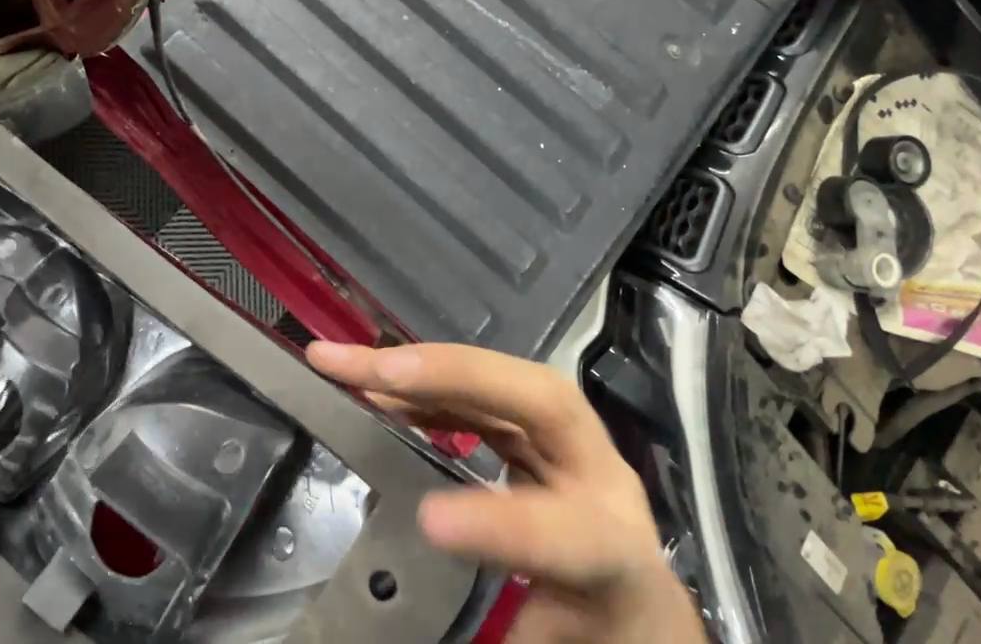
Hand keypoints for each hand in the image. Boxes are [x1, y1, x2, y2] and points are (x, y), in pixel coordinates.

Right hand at [306, 341, 704, 643]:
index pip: (574, 536)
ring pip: (505, 385)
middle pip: (549, 404)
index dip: (501, 522)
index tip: (428, 520)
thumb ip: (480, 634)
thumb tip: (389, 616)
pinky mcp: (539, 437)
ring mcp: (573, 452)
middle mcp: (602, 490)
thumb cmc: (589, 639)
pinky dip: (424, 386)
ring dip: (421, 368)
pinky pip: (481, 396)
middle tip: (380, 370)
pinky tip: (375, 391)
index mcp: (619, 568)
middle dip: (461, 378)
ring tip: (345, 364)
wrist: (636, 624)